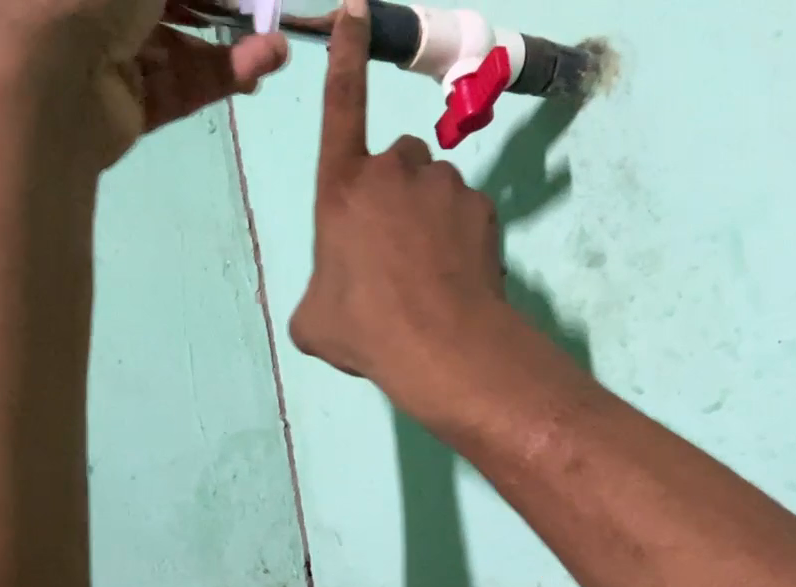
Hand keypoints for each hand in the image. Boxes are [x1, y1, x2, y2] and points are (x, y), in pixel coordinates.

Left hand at [0, 1, 287, 165]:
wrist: (48, 82)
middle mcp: (96, 5)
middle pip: (171, 3)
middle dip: (223, 4)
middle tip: (266, 9)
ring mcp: (112, 55)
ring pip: (180, 46)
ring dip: (231, 44)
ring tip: (276, 49)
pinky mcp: (129, 105)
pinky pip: (179, 86)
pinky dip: (219, 77)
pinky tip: (259, 70)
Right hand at [288, 1, 507, 389]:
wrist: (438, 344)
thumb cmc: (363, 327)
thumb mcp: (314, 319)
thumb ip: (320, 290)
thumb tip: (331, 297)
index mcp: (342, 188)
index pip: (340, 107)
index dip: (346, 57)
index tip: (355, 11)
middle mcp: (393, 172)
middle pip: (395, 160)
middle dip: (393, 190)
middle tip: (391, 246)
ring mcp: (444, 186)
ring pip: (433, 187)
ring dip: (427, 216)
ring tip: (425, 272)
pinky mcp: (482, 208)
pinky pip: (466, 212)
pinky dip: (459, 236)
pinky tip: (453, 276)